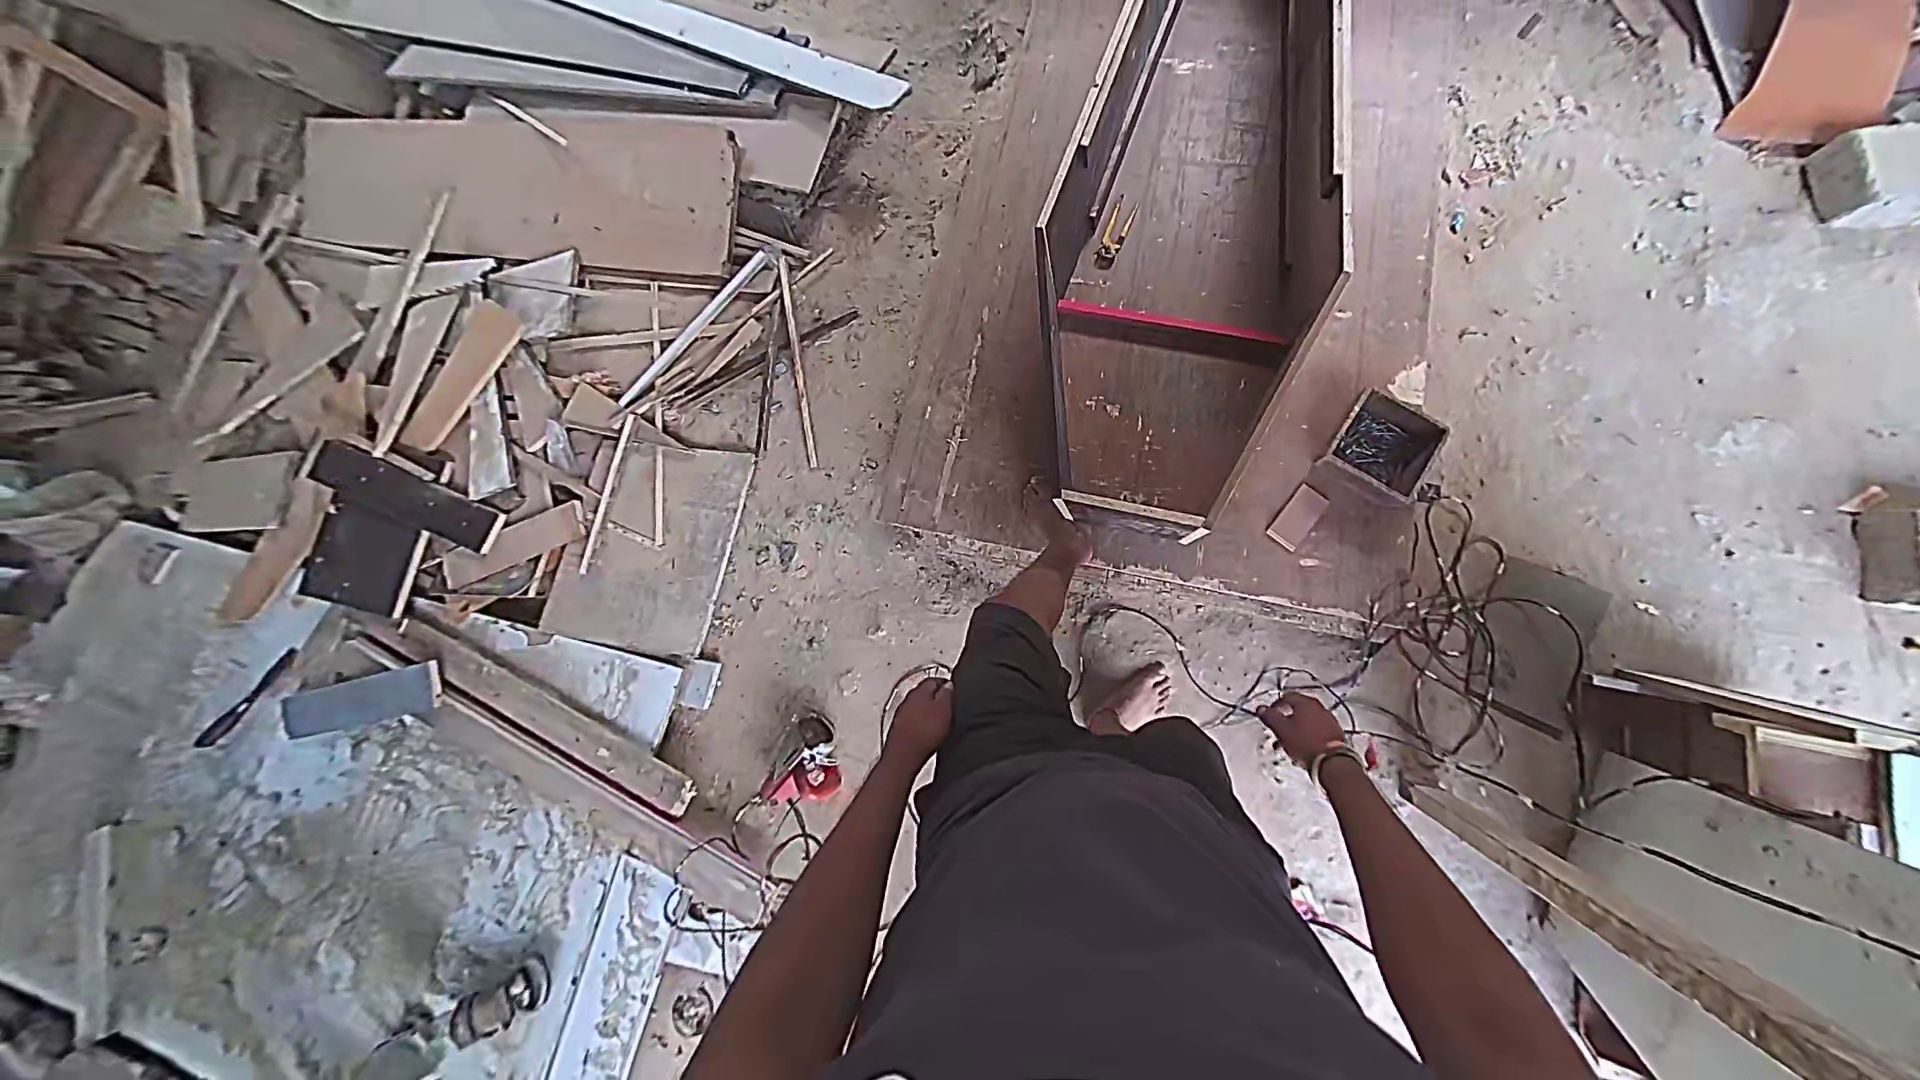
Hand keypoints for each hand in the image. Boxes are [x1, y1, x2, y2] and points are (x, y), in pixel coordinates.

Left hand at [884, 678, 952, 766]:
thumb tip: (949, 684)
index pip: (934, 680)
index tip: (952, 689)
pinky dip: (920, 722)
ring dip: (926, 710)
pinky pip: (912, 720)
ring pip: (917, 706)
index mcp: (920, 690)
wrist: (905, 755)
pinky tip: (926, 731)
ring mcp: (901, 714)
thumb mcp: (945, 709)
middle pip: (924, 692)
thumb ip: (947, 694)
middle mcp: (908, 699)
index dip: (945, 684)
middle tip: (947, 705)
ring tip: (938, 720)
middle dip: (935, 697)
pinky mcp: (898, 728)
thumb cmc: (925, 732)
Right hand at [1256, 692, 1346, 766]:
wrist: (1332, 763)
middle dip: (1285, 721)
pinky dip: (1307, 738)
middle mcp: (1320, 709)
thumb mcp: (1281, 729)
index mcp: (1306, 703)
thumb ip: (1269, 716)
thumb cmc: (1306, 743)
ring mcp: (1330, 722)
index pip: (1286, 697)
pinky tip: (1302, 748)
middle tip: (1277, 731)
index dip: (1275, 706)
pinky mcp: (1336, 736)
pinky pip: (1317, 733)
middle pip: (1297, 711)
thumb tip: (1261, 709)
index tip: (1269, 715)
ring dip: (1296, 731)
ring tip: (1288, 744)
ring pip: (1307, 723)